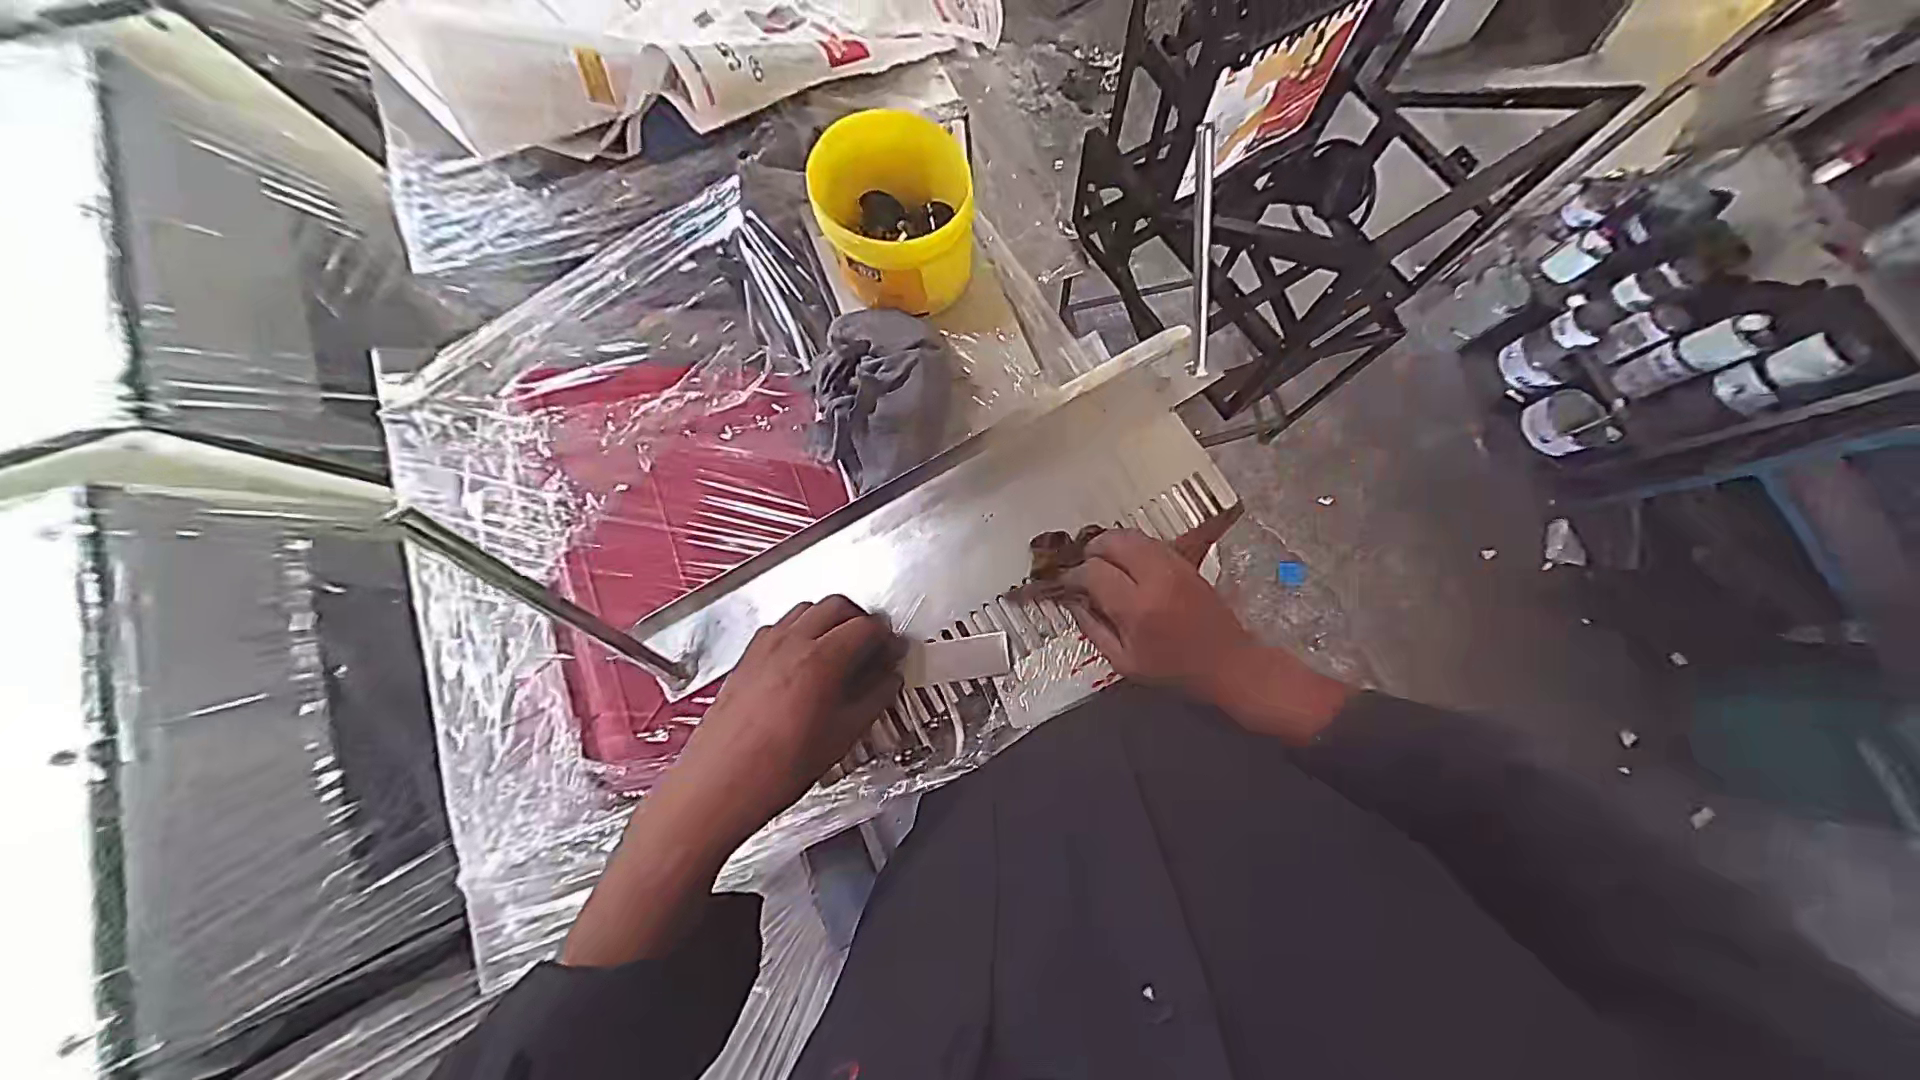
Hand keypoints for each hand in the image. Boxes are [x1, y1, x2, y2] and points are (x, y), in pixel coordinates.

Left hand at [666, 595, 904, 848]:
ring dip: (829, 620)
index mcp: (821, 659)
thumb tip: (887, 681)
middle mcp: (790, 643)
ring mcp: (764, 647)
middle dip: (860, 619)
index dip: (885, 636)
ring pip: (806, 610)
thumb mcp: (842, 736)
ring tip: (841, 649)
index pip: (866, 626)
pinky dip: (800, 631)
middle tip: (872, 643)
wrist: (718, 787)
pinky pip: (779, 627)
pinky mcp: (746, 658)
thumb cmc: (773, 770)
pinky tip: (805, 659)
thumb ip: (873, 698)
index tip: (892, 650)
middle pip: (836, 605)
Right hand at [1061, 530, 1349, 743]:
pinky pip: (1149, 542)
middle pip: (1111, 541)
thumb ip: (1092, 628)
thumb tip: (1073, 601)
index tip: (1067, 584)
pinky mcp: (1185, 562)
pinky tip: (1127, 565)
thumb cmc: (1175, 671)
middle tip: (1084, 569)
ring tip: (1102, 565)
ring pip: (1131, 535)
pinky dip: (1131, 547)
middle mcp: (1155, 578)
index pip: (1092, 572)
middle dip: (1091, 551)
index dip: (1073, 576)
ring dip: (1111, 546)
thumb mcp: (1123, 662)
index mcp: (1137, 607)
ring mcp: (1174, 565)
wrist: (1230, 664)